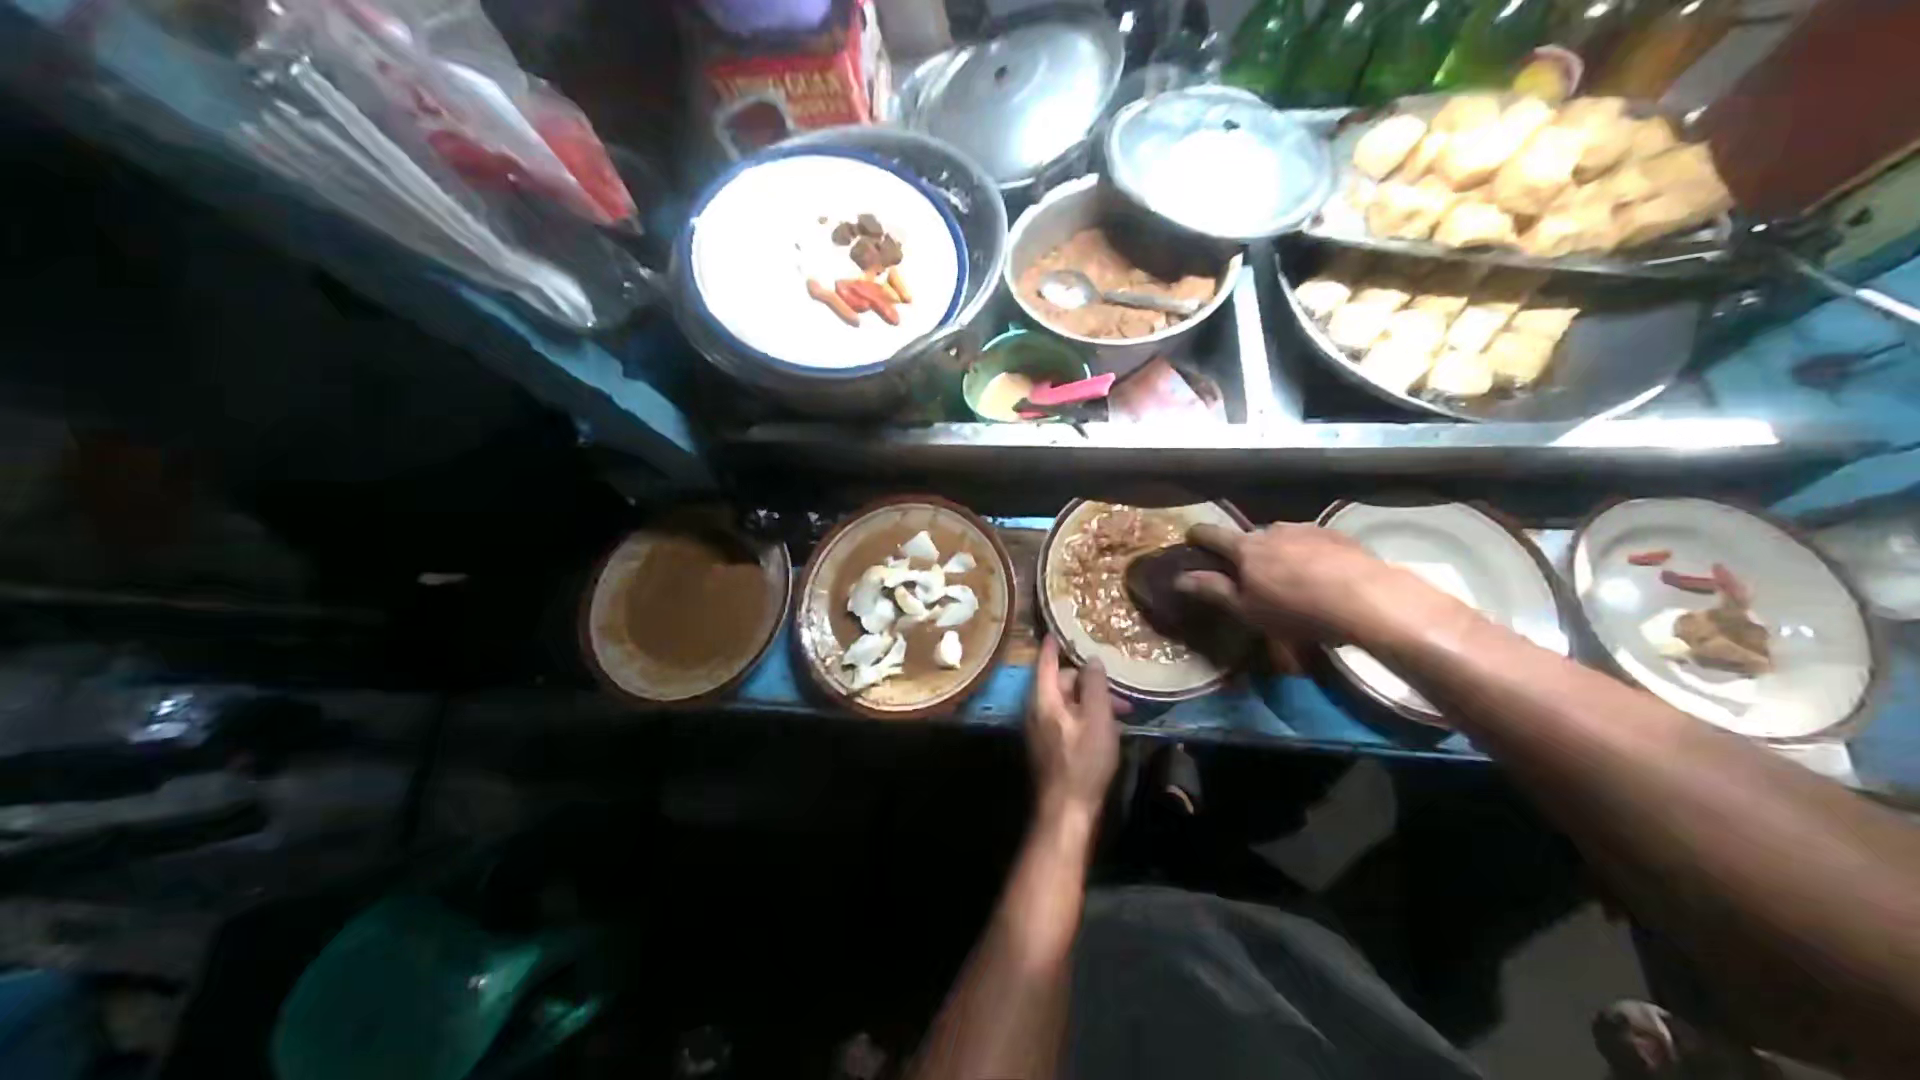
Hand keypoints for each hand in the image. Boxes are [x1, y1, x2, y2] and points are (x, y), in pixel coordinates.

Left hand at [1027, 636, 1122, 820]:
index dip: (1053, 646)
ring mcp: (1040, 729)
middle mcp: (1036, 710)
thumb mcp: (1098, 720)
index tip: (1057, 630)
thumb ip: (1095, 686)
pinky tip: (1106, 729)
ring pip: (1066, 703)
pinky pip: (1065, 719)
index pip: (1046, 663)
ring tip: (1121, 713)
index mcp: (1043, 700)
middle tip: (1119, 693)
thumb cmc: (1084, 762)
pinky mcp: (1048, 745)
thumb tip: (1091, 660)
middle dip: (1088, 682)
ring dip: (1091, 701)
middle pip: (1060, 683)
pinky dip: (1085, 716)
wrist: (1067, 810)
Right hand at [1175, 522, 1472, 646]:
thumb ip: (1212, 590)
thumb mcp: (1247, 610)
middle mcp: (1274, 529)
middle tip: (1251, 575)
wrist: (1367, 600)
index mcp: (1246, 547)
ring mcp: (1308, 529)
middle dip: (1246, 552)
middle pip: (1251, 538)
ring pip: (1283, 539)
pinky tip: (1320, 576)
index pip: (1212, 534)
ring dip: (1279, 553)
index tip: (1191, 537)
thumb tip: (1179, 578)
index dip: (1198, 536)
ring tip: (1290, 577)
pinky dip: (1308, 555)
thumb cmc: (1296, 610)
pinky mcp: (1338, 535)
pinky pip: (1312, 543)